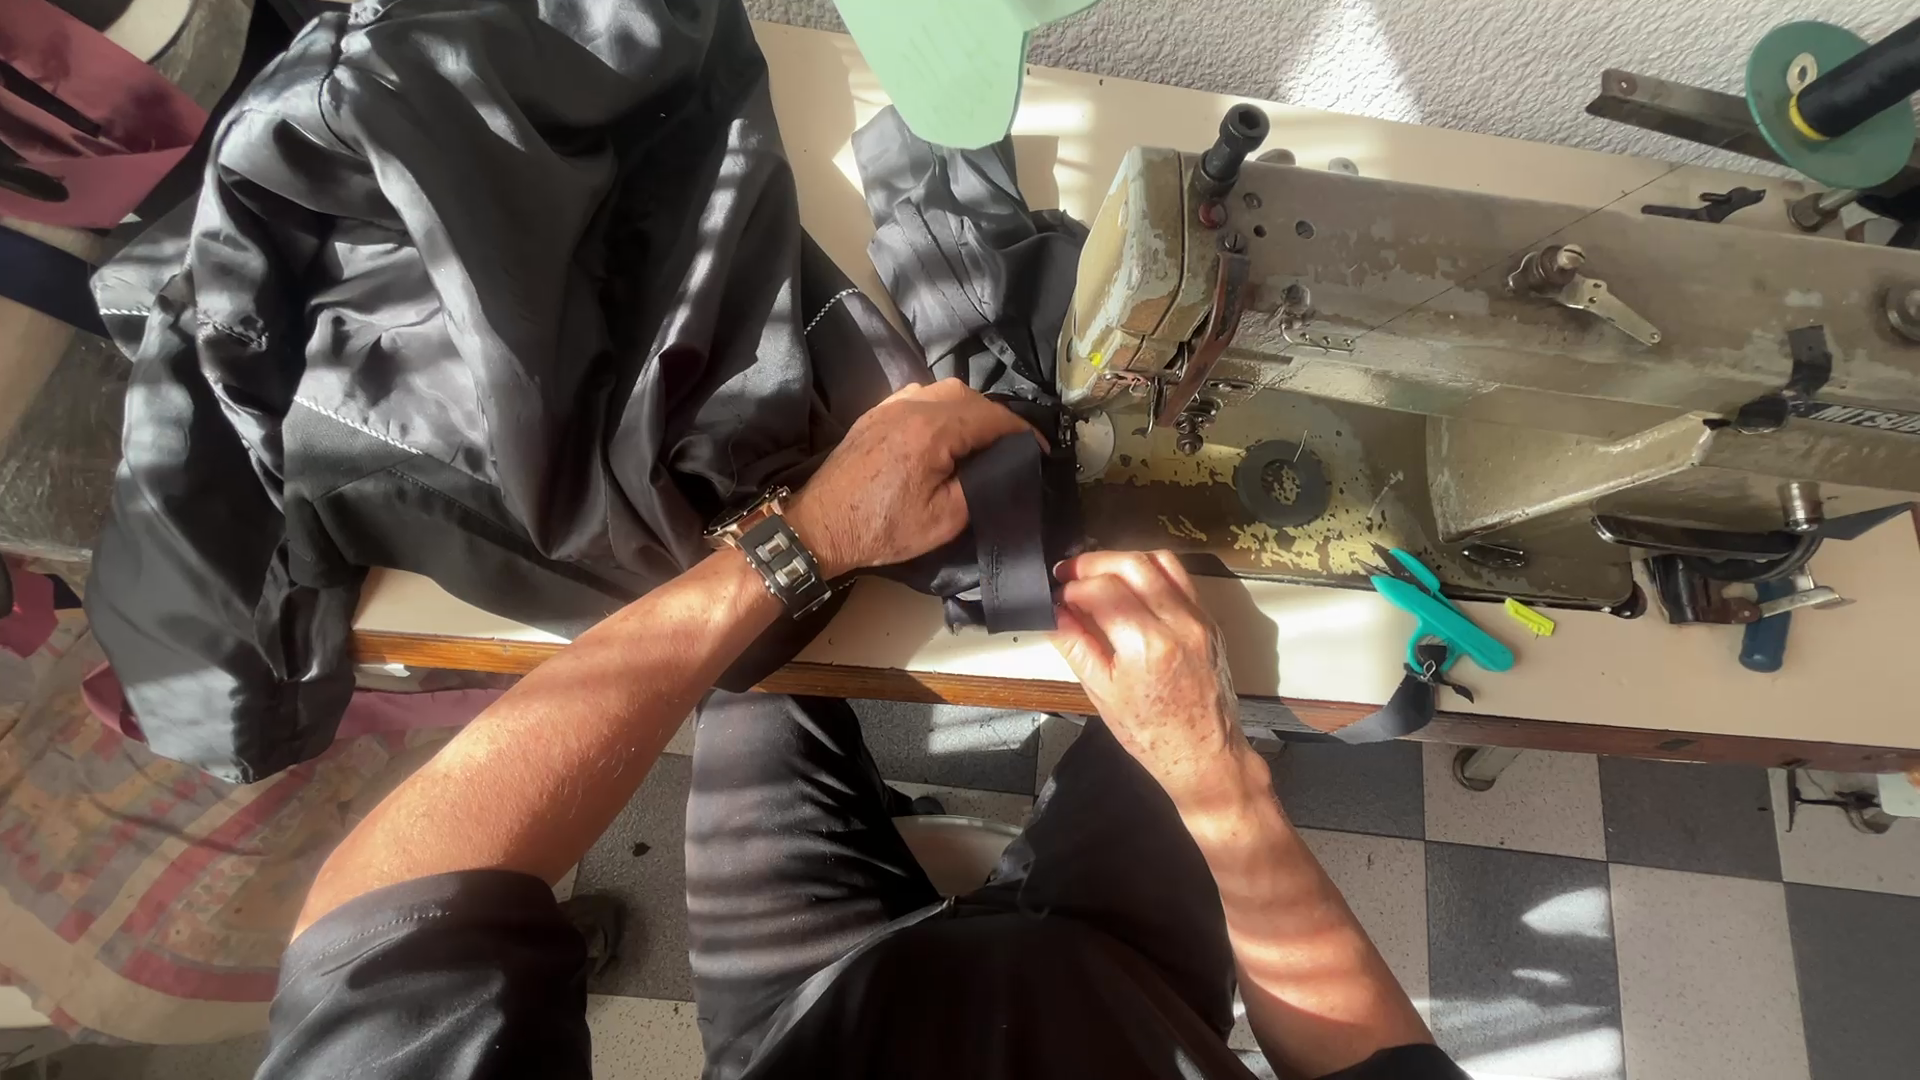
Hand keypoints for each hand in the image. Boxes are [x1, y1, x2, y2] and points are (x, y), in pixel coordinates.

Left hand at [787, 379, 1039, 577]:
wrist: (820, 526)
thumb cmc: (881, 528)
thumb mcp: (944, 519)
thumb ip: (981, 486)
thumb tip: (1002, 468)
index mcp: (932, 430)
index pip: (993, 417)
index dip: (1023, 433)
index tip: (1040, 450)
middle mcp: (912, 406)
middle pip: (970, 396)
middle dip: (997, 419)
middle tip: (1012, 447)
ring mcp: (890, 406)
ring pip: (944, 391)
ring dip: (969, 410)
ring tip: (981, 441)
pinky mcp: (875, 415)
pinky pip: (920, 398)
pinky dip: (943, 409)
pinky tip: (945, 434)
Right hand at [1051, 551, 1256, 807]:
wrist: (1203, 754)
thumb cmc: (1152, 733)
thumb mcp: (1100, 692)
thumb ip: (1075, 644)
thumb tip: (1054, 613)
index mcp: (1147, 646)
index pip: (1102, 589)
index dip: (1072, 587)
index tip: (1058, 596)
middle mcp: (1178, 624)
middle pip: (1131, 563)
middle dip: (1093, 563)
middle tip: (1069, 574)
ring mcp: (1198, 620)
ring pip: (1159, 561)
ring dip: (1122, 560)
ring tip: (1098, 575)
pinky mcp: (1208, 621)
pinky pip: (1179, 578)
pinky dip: (1150, 572)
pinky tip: (1130, 586)